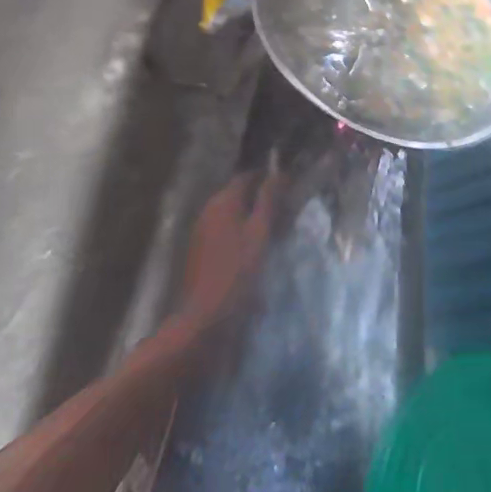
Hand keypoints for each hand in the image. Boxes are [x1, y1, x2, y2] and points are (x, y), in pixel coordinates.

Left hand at [180, 170, 282, 322]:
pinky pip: (226, 231)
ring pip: (233, 214)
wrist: (204, 318)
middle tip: (287, 211)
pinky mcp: (201, 251)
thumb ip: (268, 201)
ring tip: (276, 232)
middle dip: (262, 199)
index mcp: (223, 200)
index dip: (268, 178)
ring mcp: (202, 231)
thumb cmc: (237, 272)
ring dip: (253, 218)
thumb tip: (278, 172)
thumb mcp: (259, 233)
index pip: (247, 176)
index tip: (289, 186)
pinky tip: (257, 249)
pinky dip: (242, 234)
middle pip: (239, 194)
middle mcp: (209, 209)